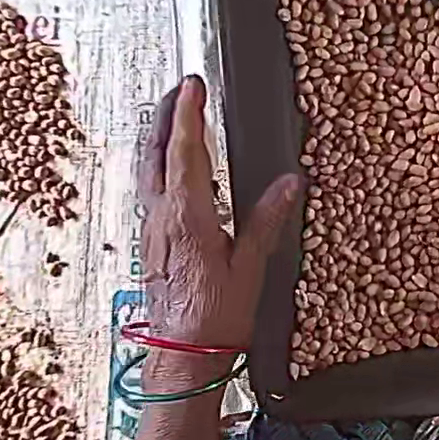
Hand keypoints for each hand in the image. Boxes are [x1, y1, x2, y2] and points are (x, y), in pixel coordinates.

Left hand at [138, 76, 300, 374]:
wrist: (182, 354)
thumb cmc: (216, 316)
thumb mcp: (249, 267)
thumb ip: (266, 220)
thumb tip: (290, 183)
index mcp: (187, 219)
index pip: (185, 153)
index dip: (188, 115)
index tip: (193, 86)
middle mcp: (160, 218)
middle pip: (155, 153)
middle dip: (166, 116)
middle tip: (181, 91)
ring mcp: (150, 230)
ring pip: (148, 171)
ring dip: (159, 139)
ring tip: (174, 119)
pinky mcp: (151, 243)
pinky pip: (151, 192)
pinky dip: (160, 167)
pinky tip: (173, 171)